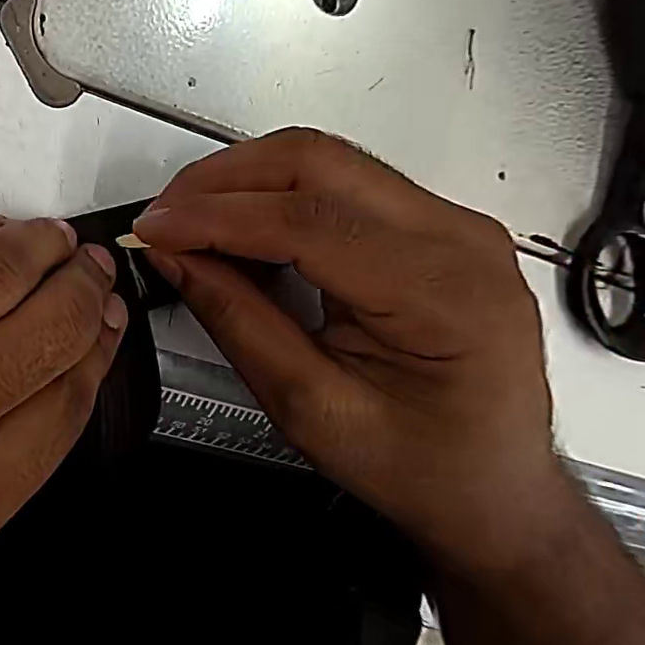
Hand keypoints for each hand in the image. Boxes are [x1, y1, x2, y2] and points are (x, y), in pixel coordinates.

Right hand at [133, 128, 573, 576]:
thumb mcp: (308, 405)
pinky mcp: (421, 223)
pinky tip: (230, 225)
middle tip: (162, 220)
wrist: (491, 486)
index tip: (153, 230)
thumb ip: (236, 320)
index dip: (212, 218)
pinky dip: (264, 192)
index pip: (304, 220)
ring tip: (186, 222)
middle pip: (312, 162)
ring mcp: (444, 223)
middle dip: (217, 181)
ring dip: (236, 179)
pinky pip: (329, 179)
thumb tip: (175, 258)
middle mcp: (455, 239)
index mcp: (442, 295)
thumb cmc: (421, 463)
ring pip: (317, 158)